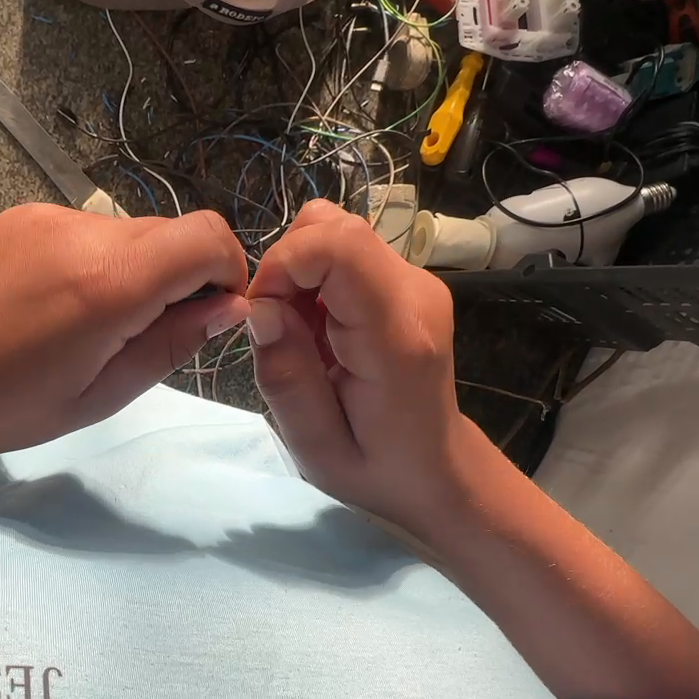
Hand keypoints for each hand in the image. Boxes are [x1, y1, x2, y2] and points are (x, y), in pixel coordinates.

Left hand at [0, 203, 249, 465]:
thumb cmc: (11, 408)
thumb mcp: (103, 395)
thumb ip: (172, 344)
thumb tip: (230, 308)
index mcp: (107, 283)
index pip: (207, 237)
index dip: (226, 272)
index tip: (208, 315)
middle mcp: (81, 231)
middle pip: (171, 233)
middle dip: (179, 278)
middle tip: (140, 334)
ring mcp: (46, 215)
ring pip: (130, 232)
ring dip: (136, 271)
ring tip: (91, 324)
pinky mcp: (22, 215)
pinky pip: (87, 230)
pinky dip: (97, 260)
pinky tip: (58, 304)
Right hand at [246, 199, 467, 527]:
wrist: (437, 470)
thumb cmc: (376, 468)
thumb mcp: (317, 447)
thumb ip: (287, 378)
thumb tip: (261, 309)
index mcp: (395, 336)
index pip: (339, 246)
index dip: (283, 265)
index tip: (262, 316)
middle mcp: (413, 292)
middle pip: (333, 228)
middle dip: (284, 269)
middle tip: (277, 331)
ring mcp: (414, 282)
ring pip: (334, 233)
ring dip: (297, 275)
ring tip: (298, 334)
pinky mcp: (406, 283)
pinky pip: (344, 255)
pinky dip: (313, 282)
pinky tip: (317, 332)